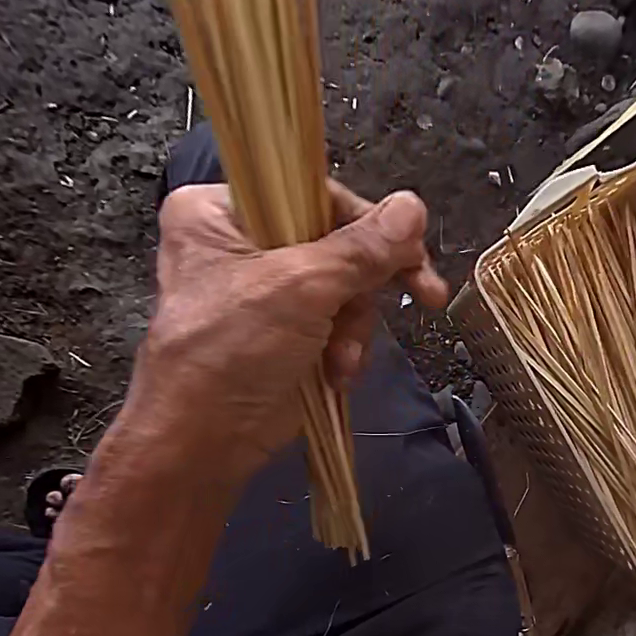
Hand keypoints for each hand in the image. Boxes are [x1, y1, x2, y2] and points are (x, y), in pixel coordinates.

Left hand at [122, 181, 447, 475]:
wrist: (207, 438)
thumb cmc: (235, 349)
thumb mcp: (301, 288)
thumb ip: (362, 249)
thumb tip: (414, 208)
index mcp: (225, 211)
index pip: (315, 196)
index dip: (369, 225)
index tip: (413, 253)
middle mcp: (247, 244)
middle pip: (340, 245)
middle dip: (369, 286)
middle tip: (428, 294)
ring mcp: (271, 292)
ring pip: (348, 291)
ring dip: (355, 329)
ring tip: (342, 360)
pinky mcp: (291, 332)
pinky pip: (340, 324)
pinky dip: (346, 349)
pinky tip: (336, 372)